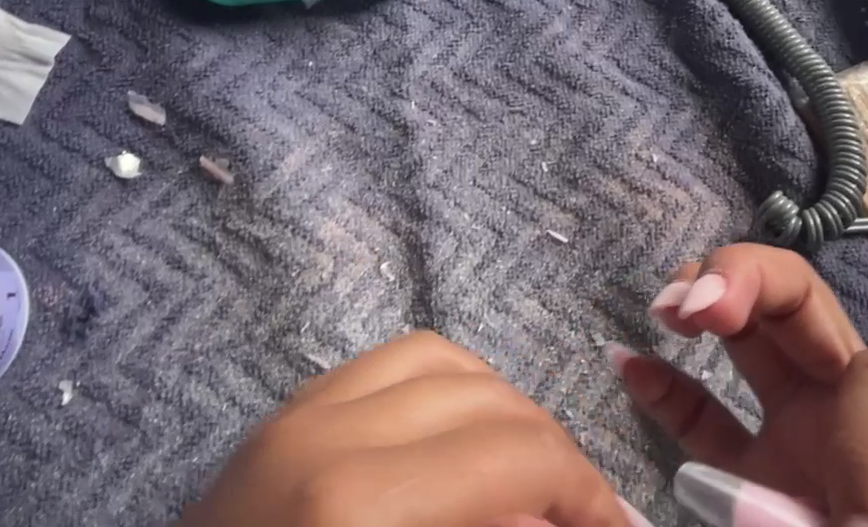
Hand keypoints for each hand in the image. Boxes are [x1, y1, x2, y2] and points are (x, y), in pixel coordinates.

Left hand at [183, 331, 648, 526]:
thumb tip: (557, 522)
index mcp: (358, 504)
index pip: (514, 452)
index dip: (585, 490)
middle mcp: (328, 431)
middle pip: (485, 395)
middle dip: (549, 447)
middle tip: (577, 506)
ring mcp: (297, 410)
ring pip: (439, 357)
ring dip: (499, 402)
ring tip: (524, 463)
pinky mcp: (282, 411)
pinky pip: (385, 362)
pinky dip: (442, 384)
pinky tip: (457, 431)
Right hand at [612, 244, 867, 526]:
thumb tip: (828, 517)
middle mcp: (867, 409)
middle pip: (802, 301)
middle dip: (746, 282)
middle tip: (701, 308)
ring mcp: (810, 437)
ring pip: (749, 338)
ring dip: (703, 308)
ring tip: (670, 309)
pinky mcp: (766, 480)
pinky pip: (709, 424)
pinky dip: (666, 390)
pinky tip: (628, 362)